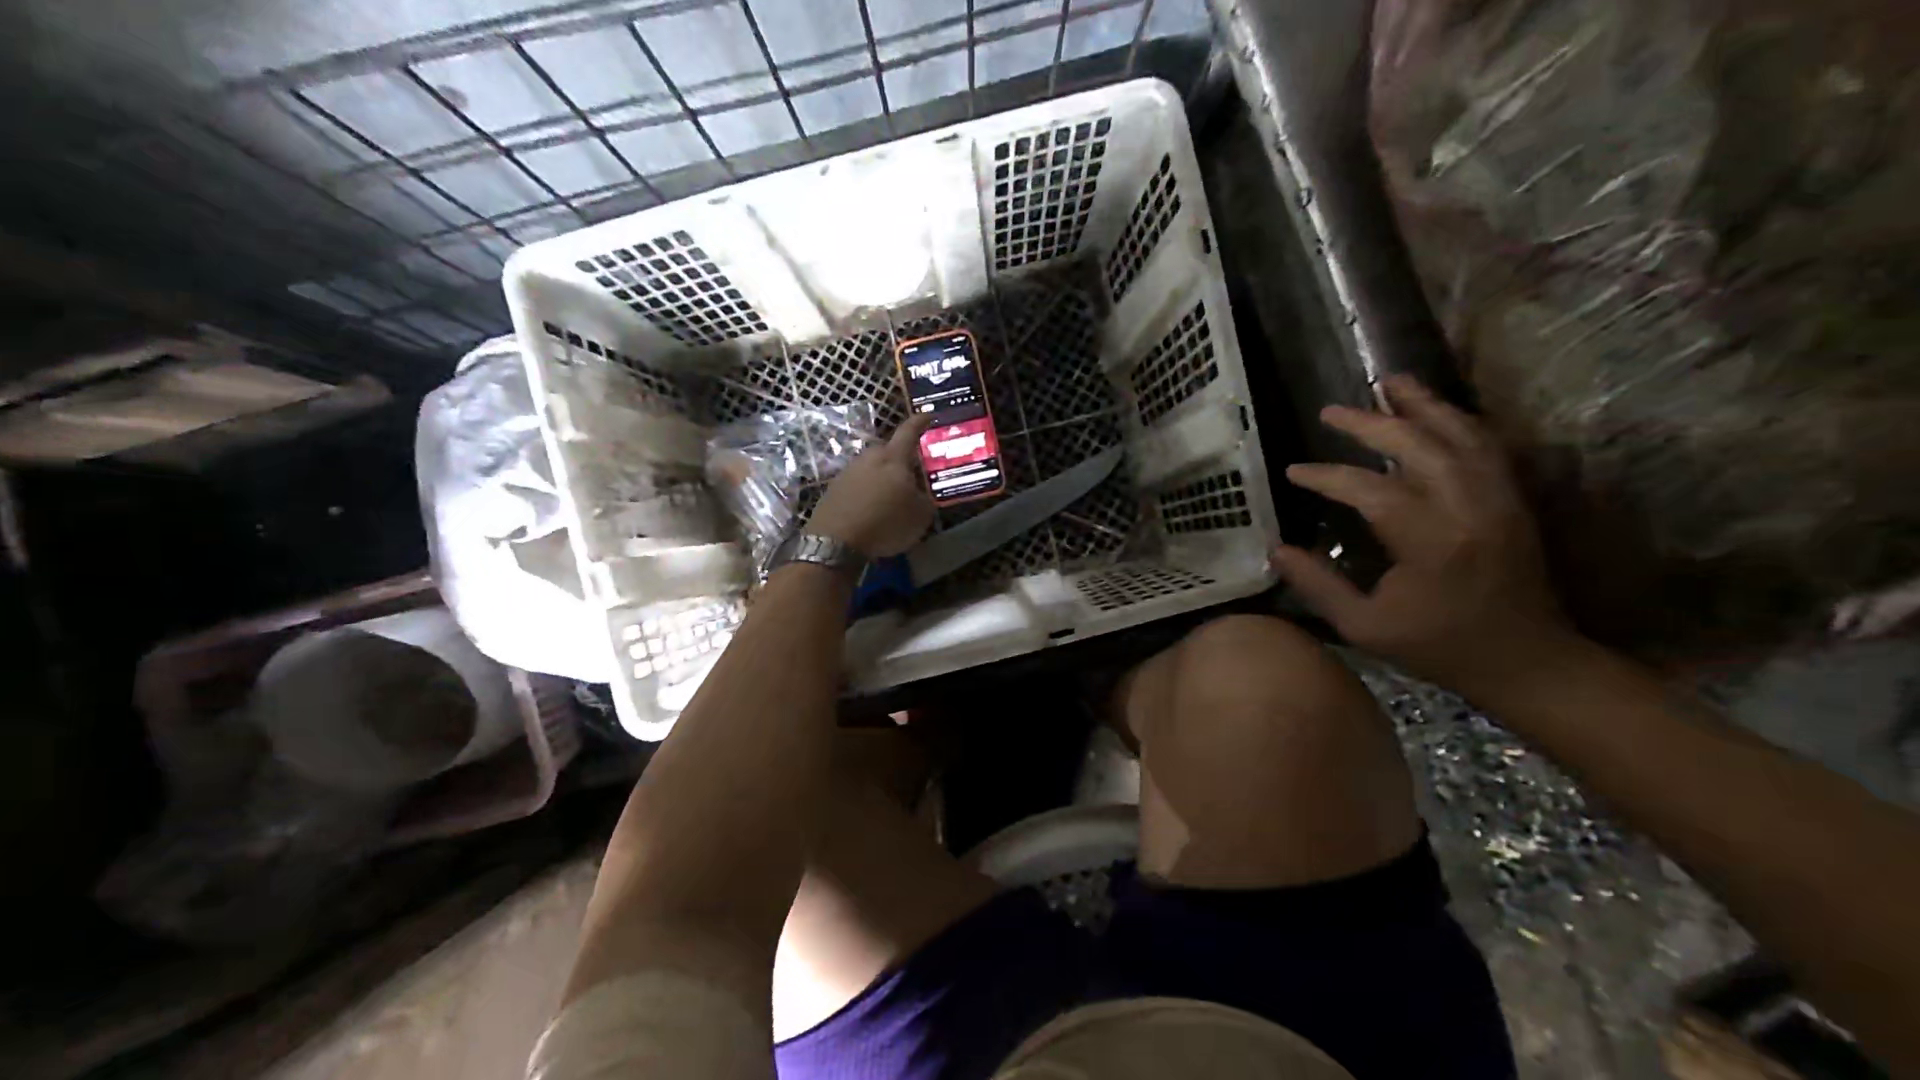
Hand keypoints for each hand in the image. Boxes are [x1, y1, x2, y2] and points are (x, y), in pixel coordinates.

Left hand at [808, 415, 936, 557]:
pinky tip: (871, 511)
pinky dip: (866, 494)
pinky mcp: (833, 489)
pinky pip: (857, 485)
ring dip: (882, 479)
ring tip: (891, 499)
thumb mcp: (920, 516)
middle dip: (901, 460)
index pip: (909, 432)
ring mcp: (847, 472)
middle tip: (912, 474)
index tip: (928, 416)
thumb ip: (924, 499)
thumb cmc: (886, 523)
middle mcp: (869, 458)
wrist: (836, 542)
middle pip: (888, 452)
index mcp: (893, 459)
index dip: (920, 422)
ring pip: (871, 469)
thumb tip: (920, 495)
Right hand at [1270, 375, 1575, 690]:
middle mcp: (1467, 508)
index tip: (1294, 471)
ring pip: (1461, 435)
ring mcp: (1498, 499)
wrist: (1527, 660)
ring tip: (1390, 382)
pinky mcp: (1514, 501)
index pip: (1368, 490)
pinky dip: (1460, 422)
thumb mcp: (1364, 627)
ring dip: (1423, 405)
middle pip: (1418, 445)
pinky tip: (1436, 412)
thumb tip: (1277, 549)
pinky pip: (1488, 446)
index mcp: (1429, 541)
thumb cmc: (1438, 647)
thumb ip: (1318, 585)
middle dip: (1371, 423)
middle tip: (1332, 410)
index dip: (1326, 476)